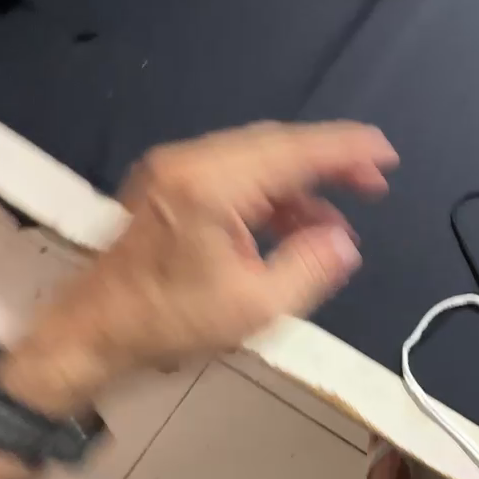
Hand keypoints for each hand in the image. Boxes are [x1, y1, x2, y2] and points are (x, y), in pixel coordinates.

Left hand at [0, 122, 397, 413]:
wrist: (91, 334)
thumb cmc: (172, 324)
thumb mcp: (256, 307)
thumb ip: (309, 268)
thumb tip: (345, 243)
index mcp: (212, 187)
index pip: (293, 152)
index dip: (346, 150)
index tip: (387, 153)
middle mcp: (192, 164)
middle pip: (278, 144)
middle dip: (332, 161)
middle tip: (376, 183)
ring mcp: (177, 171)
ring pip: (259, 158)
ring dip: (305, 182)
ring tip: (341, 220)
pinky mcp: (172, 187)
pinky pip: (238, 176)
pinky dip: (275, 196)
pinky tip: (298, 227)